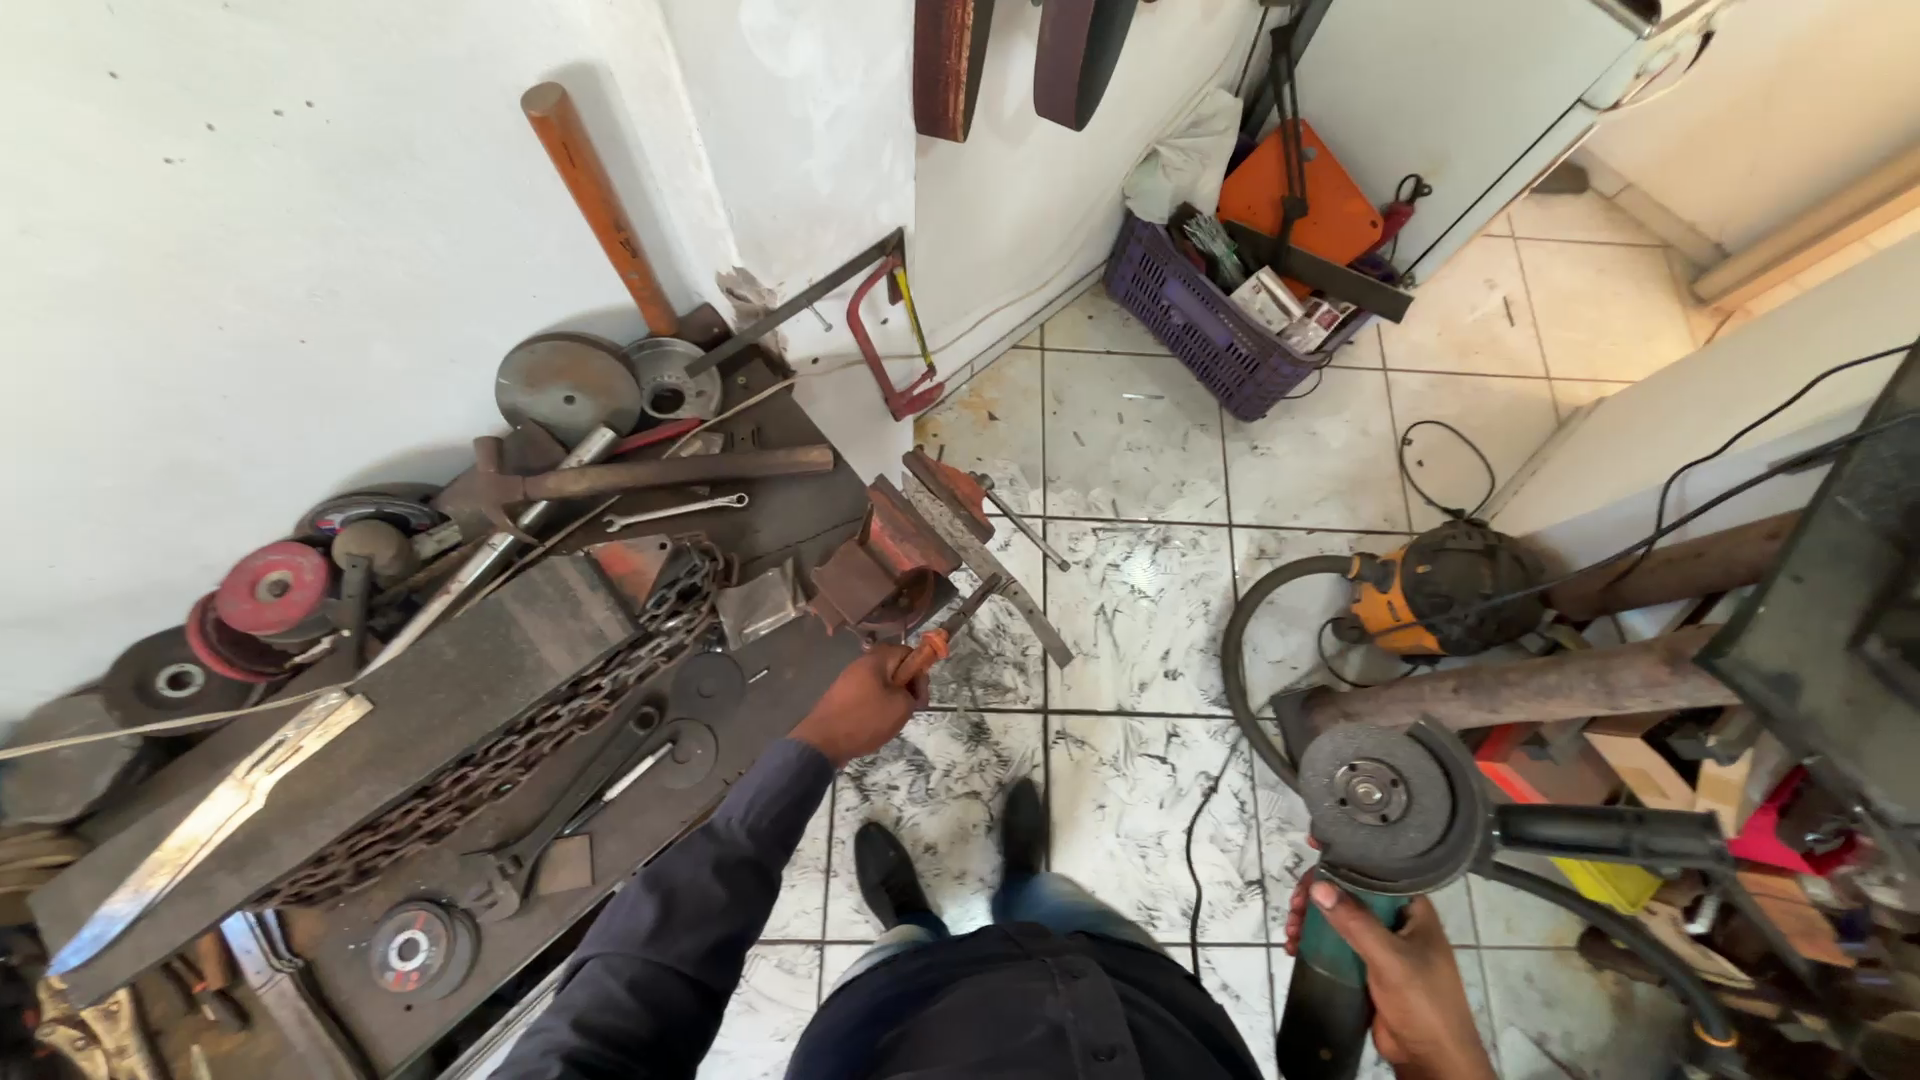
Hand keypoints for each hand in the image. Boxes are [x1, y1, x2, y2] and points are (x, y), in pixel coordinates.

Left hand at [788, 644, 927, 766]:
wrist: (822, 742)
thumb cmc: (864, 720)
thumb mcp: (900, 707)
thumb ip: (913, 692)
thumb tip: (908, 692)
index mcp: (875, 660)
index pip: (906, 651)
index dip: (919, 670)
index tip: (920, 694)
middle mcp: (860, 665)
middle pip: (894, 667)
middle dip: (907, 686)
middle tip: (912, 707)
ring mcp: (849, 681)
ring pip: (882, 683)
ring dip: (894, 697)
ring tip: (895, 718)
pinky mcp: (842, 697)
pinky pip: (868, 694)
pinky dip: (878, 706)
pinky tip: (878, 724)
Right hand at [1285, 872, 1496, 1079]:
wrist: (1433, 1063)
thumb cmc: (1425, 1005)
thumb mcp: (1391, 960)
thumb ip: (1356, 922)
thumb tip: (1317, 886)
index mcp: (1412, 910)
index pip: (1374, 870)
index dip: (1343, 856)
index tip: (1312, 847)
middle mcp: (1395, 921)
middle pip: (1348, 892)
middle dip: (1316, 894)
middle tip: (1295, 906)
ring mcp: (1379, 944)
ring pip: (1336, 917)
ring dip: (1309, 919)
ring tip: (1290, 932)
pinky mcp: (1364, 965)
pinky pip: (1333, 942)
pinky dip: (1311, 941)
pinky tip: (1294, 948)